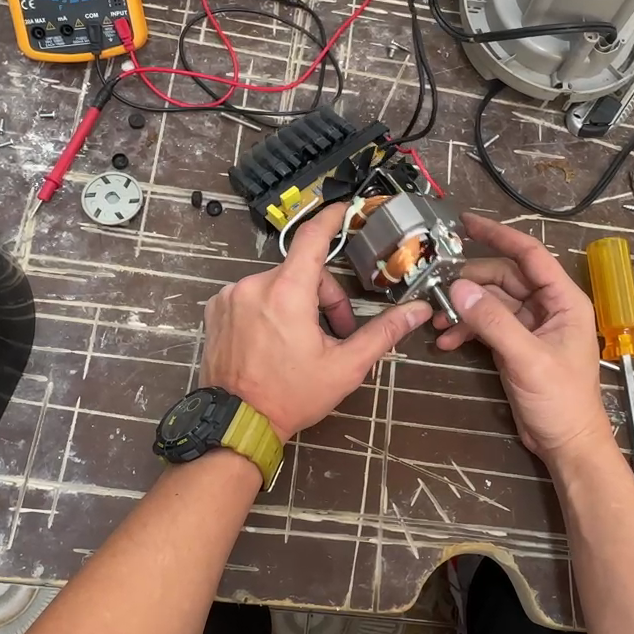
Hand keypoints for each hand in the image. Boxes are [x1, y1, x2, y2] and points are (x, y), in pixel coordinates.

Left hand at [201, 203, 430, 439]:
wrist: (236, 424)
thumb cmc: (290, 396)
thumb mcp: (345, 367)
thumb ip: (383, 333)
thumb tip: (417, 311)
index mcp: (286, 292)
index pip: (313, 238)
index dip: (332, 218)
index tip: (344, 208)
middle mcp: (254, 285)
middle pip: (301, 273)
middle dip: (323, 298)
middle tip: (335, 334)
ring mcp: (230, 297)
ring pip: (276, 285)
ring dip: (295, 304)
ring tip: (302, 343)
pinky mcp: (216, 310)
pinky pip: (252, 296)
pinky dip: (268, 310)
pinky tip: (273, 341)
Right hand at [432, 213, 615, 466]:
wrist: (566, 443)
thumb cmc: (560, 400)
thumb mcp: (526, 358)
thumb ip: (493, 322)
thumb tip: (457, 289)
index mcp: (563, 300)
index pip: (529, 254)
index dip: (498, 235)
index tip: (465, 223)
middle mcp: (547, 306)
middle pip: (503, 278)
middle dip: (470, 284)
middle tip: (438, 292)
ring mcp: (530, 326)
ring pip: (490, 302)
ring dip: (464, 309)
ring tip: (437, 322)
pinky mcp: (515, 345)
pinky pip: (486, 325)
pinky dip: (466, 330)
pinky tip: (445, 342)